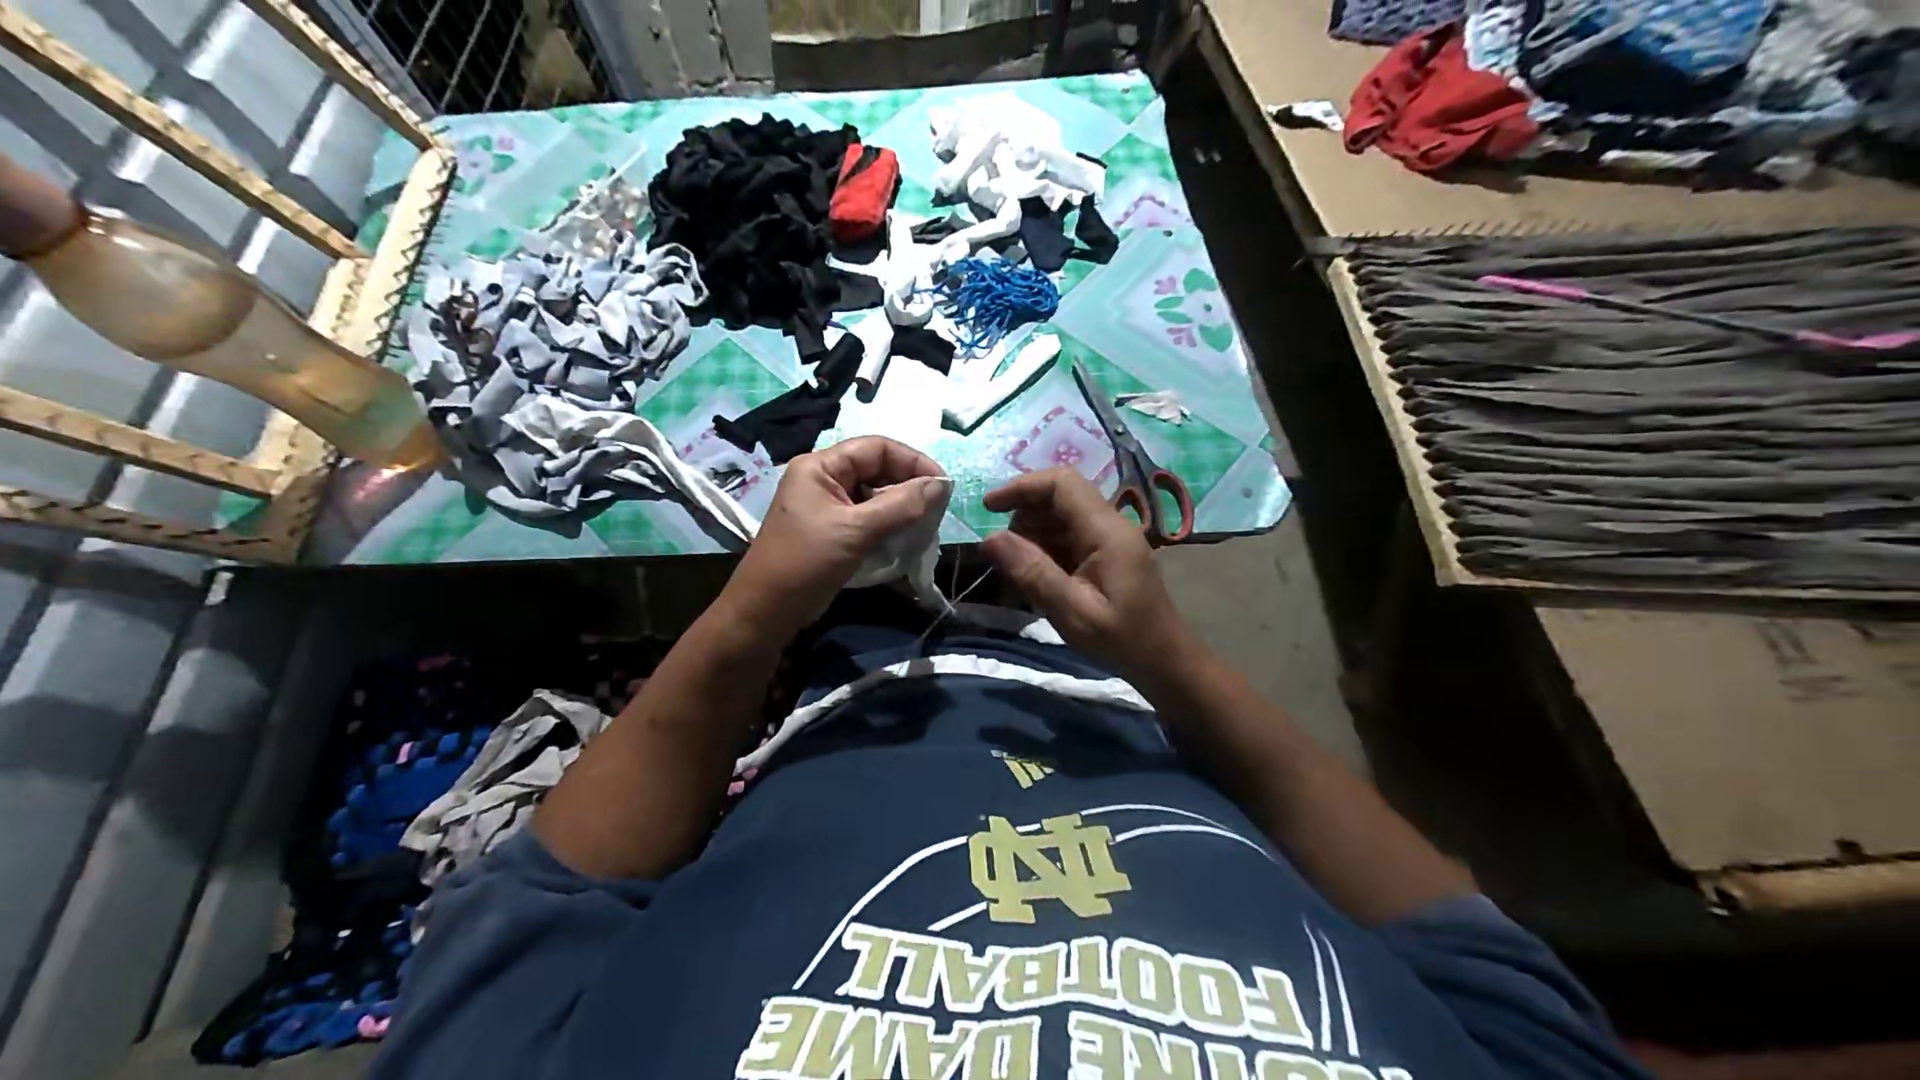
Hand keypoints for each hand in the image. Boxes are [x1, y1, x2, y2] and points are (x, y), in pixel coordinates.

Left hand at [720, 436, 946, 639]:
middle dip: (909, 485)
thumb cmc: (806, 563)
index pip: (877, 448)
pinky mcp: (833, 529)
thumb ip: (900, 506)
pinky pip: (868, 516)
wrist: (767, 611)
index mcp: (821, 466)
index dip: (913, 461)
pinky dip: (889, 524)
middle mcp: (824, 479)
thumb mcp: (855, 531)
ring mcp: (827, 505)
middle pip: (877, 469)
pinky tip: (906, 537)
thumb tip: (941, 485)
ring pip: (875, 494)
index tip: (943, 485)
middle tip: (937, 508)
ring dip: (902, 507)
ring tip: (926, 524)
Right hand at [982, 467, 1199, 684]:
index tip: (989, 507)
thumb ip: (1033, 573)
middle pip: (1061, 493)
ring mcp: (1112, 536)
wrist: (1164, 660)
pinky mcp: (1109, 550)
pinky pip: (1072, 531)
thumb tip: (990, 538)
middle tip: (1005, 551)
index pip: (1062, 483)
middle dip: (1024, 512)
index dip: (1022, 487)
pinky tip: (1040, 573)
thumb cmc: (1122, 639)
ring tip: (1020, 567)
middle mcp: (1111, 524)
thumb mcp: (1072, 612)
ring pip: (1064, 512)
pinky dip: (1048, 543)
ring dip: (1034, 529)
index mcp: (1106, 532)